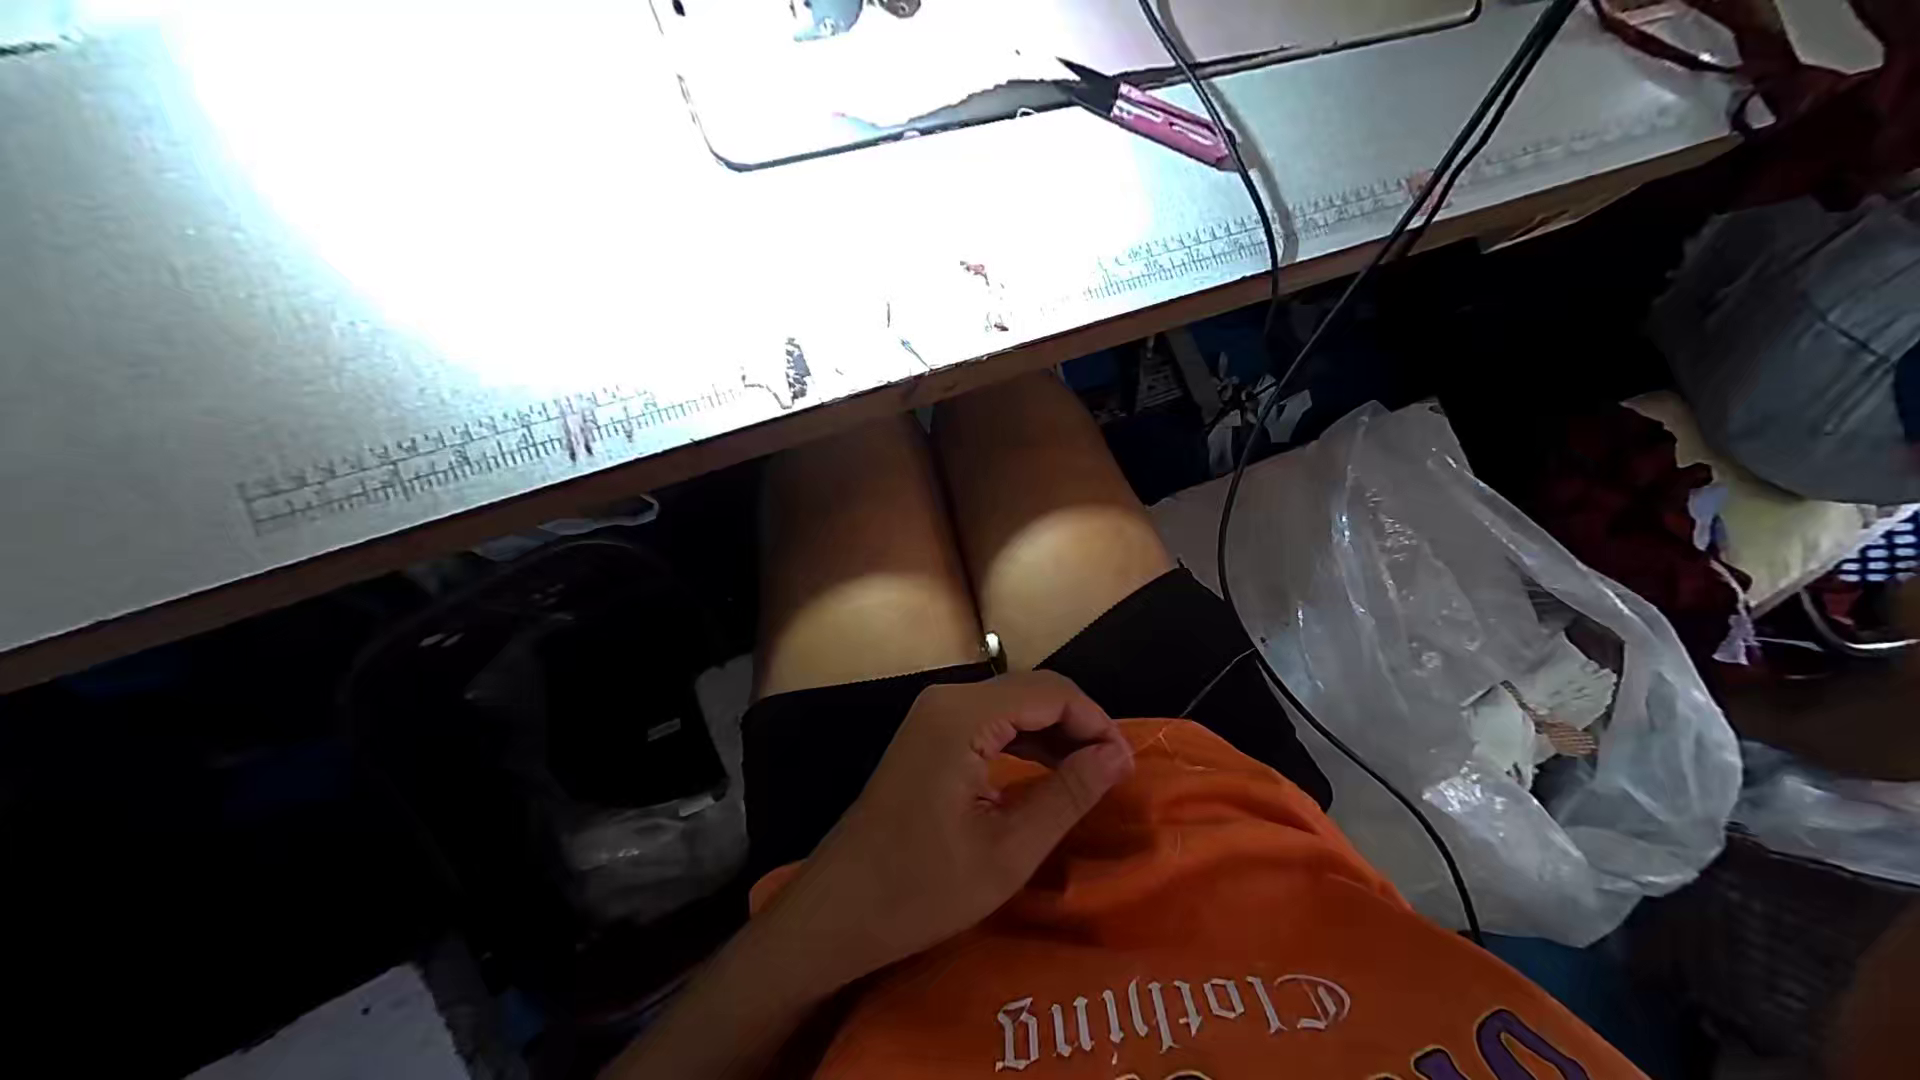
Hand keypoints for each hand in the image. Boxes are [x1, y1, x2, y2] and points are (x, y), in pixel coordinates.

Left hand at [600, 672, 1131, 1079]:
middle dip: (1078, 725)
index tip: (1125, 767)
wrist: (838, 910)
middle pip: (1032, 690)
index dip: (1096, 722)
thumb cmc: (922, 889)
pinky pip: (989, 721)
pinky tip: (1048, 771)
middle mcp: (947, 699)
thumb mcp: (1009, 850)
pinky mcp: (927, 733)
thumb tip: (1117, 756)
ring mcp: (932, 714)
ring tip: (1089, 776)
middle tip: (1112, 774)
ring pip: (1012, 704)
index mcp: (964, 716)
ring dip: (1054, 733)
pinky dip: (1024, 740)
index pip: (1052, 692)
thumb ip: (1068, 794)